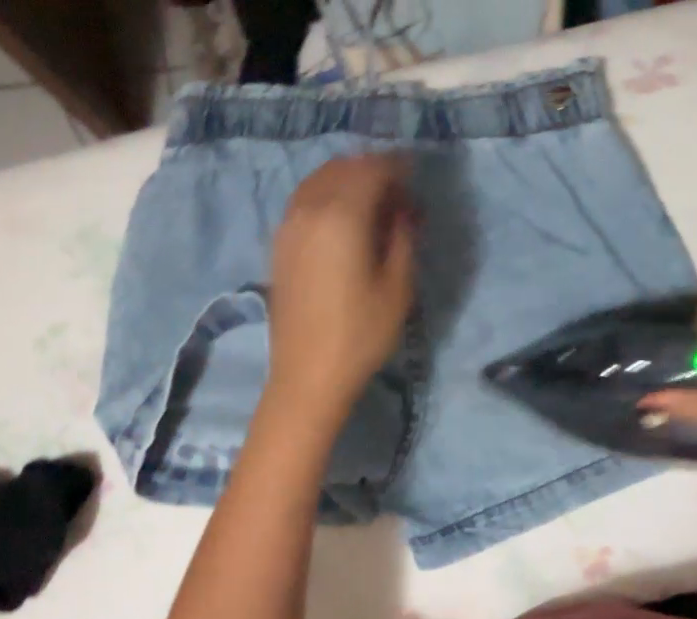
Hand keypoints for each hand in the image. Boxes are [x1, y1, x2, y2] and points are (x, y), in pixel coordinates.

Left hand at [266, 155, 416, 416]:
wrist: (308, 374)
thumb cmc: (361, 335)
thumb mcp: (398, 289)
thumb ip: (404, 238)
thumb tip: (405, 210)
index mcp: (342, 215)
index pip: (372, 168)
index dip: (397, 167)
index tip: (416, 178)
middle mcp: (310, 208)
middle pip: (343, 167)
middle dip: (372, 170)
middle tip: (399, 194)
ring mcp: (289, 224)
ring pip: (320, 180)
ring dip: (348, 181)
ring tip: (373, 206)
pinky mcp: (280, 243)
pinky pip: (305, 200)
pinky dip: (328, 197)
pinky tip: (345, 223)